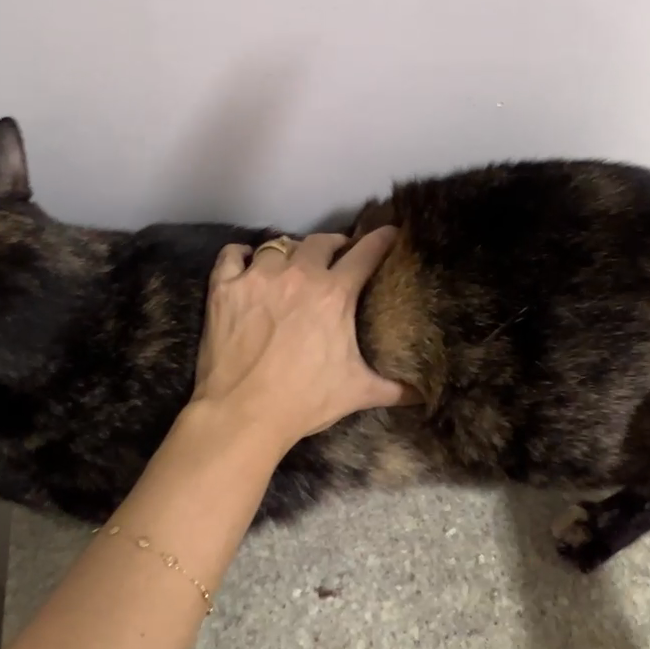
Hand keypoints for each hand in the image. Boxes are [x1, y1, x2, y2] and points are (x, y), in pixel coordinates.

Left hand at [187, 227, 408, 448]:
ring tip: (292, 265)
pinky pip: (232, 254)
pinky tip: (247, 263)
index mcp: (335, 294)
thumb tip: (424, 394)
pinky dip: (240, 255)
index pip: (366, 253)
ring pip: (278, 245)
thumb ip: (395, 388)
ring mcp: (258, 278)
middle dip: (334, 245)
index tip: (390, 233)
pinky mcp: (224, 288)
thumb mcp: (358, 392)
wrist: (242, 415)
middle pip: (322, 241)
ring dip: (290, 252)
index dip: (382, 240)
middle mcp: (299, 276)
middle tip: (337, 257)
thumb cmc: (304, 401)